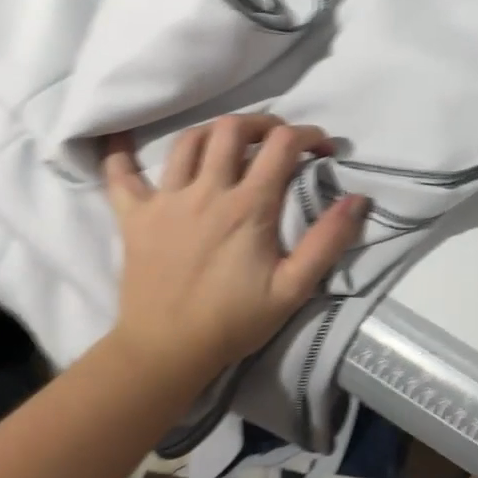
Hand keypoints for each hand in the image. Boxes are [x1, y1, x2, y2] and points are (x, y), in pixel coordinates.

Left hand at [102, 115, 367, 382]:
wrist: (164, 354)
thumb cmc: (234, 321)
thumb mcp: (294, 287)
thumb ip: (328, 240)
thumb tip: (358, 198)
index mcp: (248, 207)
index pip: (282, 145)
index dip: (308, 135)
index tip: (323, 149)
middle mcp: (206, 192)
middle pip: (232, 129)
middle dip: (263, 123)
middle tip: (279, 139)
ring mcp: (165, 201)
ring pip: (188, 141)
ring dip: (215, 132)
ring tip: (232, 143)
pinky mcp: (133, 217)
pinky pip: (118, 176)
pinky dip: (119, 154)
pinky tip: (120, 140)